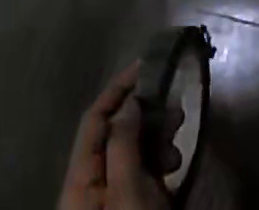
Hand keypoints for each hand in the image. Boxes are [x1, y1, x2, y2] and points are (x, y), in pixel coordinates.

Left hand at [56, 61, 172, 209]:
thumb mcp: (127, 191)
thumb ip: (124, 145)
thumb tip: (130, 102)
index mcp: (79, 176)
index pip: (95, 118)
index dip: (118, 87)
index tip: (145, 63)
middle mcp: (91, 181)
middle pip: (116, 131)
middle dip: (147, 113)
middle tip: (175, 106)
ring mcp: (110, 195)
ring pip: (134, 150)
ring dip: (158, 136)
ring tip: (179, 134)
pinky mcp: (128, 205)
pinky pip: (143, 171)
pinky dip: (160, 160)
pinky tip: (175, 164)